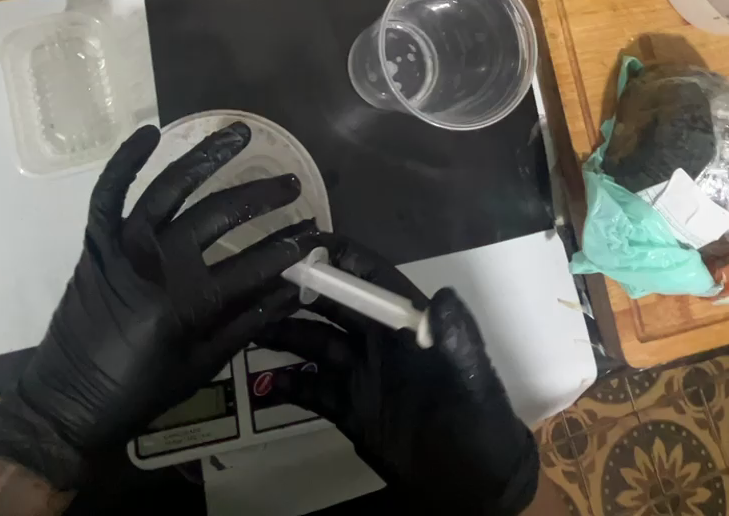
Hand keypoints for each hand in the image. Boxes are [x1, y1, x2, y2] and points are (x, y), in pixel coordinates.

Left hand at [0, 122, 319, 488]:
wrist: (66, 402)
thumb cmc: (141, 389)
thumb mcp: (203, 364)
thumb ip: (250, 321)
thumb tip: (296, 287)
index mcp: (187, 303)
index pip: (252, 265)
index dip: (288, 248)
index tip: (313, 233)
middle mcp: (156, 263)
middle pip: (218, 215)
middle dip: (263, 197)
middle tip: (292, 183)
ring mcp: (123, 245)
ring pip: (170, 187)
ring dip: (208, 156)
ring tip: (241, 133)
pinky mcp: (97, 240)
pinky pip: (108, 192)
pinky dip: (125, 161)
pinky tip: (151, 133)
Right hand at [261, 238, 539, 515]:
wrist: (476, 484)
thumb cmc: (477, 418)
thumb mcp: (471, 374)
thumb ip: (455, 334)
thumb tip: (442, 295)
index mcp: (405, 322)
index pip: (368, 277)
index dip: (337, 257)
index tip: (299, 244)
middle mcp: (378, 341)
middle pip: (332, 305)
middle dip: (298, 291)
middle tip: (257, 285)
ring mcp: (361, 375)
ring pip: (315, 343)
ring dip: (285, 333)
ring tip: (251, 327)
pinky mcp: (350, 410)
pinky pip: (314, 390)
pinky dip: (290, 384)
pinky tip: (268, 382)